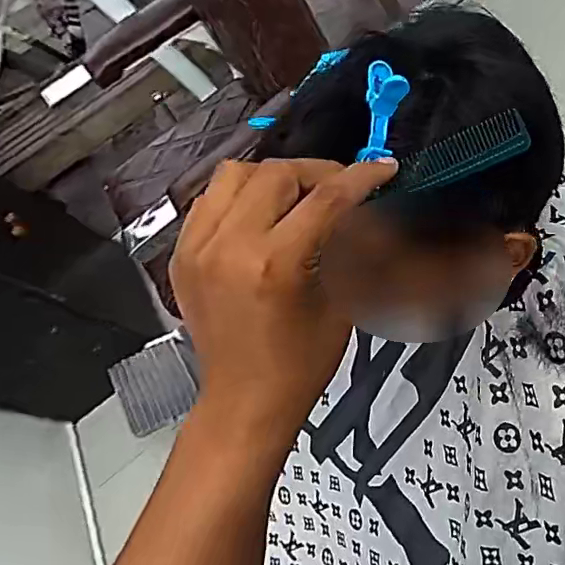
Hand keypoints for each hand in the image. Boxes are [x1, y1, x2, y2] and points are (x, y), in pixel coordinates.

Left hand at [169, 157, 396, 440]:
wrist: (246, 397)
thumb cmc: (302, 360)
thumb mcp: (343, 303)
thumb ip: (353, 250)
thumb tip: (371, 212)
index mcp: (276, 264)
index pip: (325, 198)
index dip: (362, 177)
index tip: (383, 168)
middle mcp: (229, 247)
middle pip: (276, 174)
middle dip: (319, 172)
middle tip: (344, 187)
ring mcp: (197, 248)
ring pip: (235, 174)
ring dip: (276, 176)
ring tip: (301, 194)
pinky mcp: (181, 254)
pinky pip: (210, 198)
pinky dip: (243, 193)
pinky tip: (265, 211)